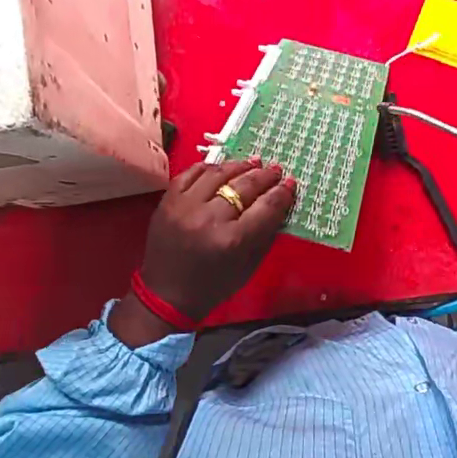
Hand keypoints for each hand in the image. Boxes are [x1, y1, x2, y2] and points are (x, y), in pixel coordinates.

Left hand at [109, 159, 298, 346]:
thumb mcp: (247, 268)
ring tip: (253, 162)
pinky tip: (222, 167)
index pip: (265, 207)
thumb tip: (279, 203)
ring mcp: (184, 207)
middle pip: (243, 187)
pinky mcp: (167, 202)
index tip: (290, 184)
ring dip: (239, 166)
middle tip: (275, 170)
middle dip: (264, 176)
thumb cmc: (212, 286)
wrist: (166, 295)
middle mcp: (209, 219)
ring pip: (217, 174)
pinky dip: (209, 168)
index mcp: (232, 241)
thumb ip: (265, 235)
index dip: (281, 193)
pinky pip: (190, 173)